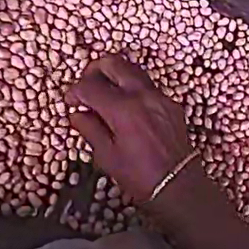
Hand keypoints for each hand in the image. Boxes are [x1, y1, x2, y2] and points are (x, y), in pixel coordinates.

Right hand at [66, 55, 196, 203]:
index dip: (75, 92)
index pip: (90, 86)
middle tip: (86, 87)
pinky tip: (125, 108)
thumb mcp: (107, 156)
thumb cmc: (139, 176)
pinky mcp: (171, 104)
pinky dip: (132, 89)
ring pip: (133, 71)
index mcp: (123, 109)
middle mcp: (143, 96)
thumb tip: (77, 113)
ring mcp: (160, 97)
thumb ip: (90, 129)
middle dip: (94, 70)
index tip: (70, 102)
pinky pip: (147, 86)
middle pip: (114, 63)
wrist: (178, 185)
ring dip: (115, 76)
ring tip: (104, 95)